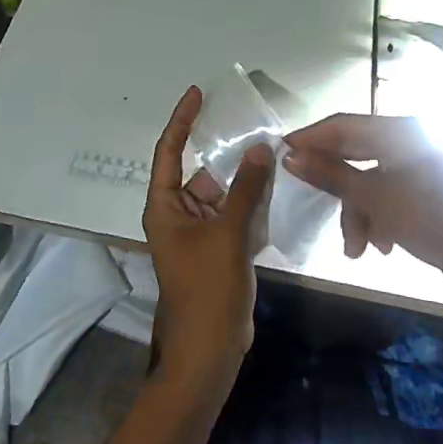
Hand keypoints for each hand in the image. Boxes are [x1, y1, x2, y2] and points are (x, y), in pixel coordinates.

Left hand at [143, 86, 271, 386]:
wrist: (210, 349)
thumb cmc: (207, 288)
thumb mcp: (227, 234)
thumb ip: (246, 190)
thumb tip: (260, 149)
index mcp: (165, 206)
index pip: (169, 151)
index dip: (181, 120)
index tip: (197, 94)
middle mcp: (179, 214)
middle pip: (203, 173)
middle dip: (230, 158)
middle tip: (261, 133)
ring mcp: (200, 233)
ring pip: (224, 195)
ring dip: (247, 183)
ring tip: (275, 157)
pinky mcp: (219, 250)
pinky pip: (236, 217)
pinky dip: (253, 207)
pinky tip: (277, 194)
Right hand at [283, 114, 442, 292]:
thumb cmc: (429, 216)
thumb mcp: (373, 197)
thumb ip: (331, 174)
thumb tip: (290, 156)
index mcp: (398, 132)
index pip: (342, 125)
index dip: (310, 138)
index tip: (281, 152)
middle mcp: (408, 142)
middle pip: (355, 155)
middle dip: (336, 187)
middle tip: (309, 198)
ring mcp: (419, 166)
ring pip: (371, 182)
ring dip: (359, 213)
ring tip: (357, 249)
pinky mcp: (427, 190)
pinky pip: (389, 195)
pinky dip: (379, 217)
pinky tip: (381, 246)